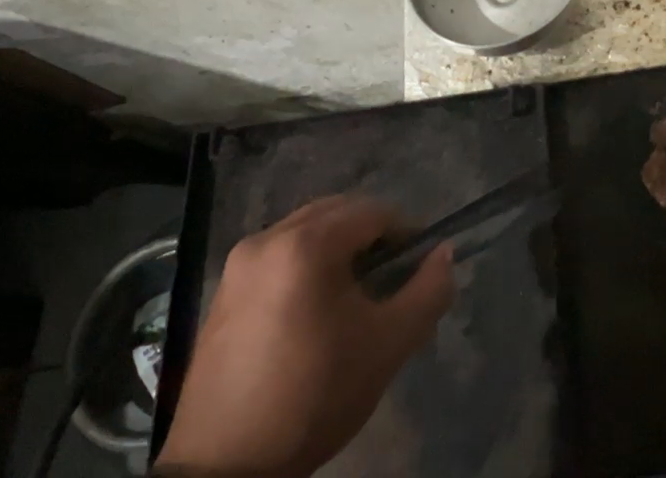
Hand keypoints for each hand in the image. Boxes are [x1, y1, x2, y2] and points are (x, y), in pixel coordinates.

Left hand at [157, 196, 454, 477]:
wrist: (228, 464)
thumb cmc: (316, 394)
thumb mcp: (390, 343)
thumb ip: (429, 289)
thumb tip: (443, 254)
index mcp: (305, 244)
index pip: (373, 212)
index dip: (407, 233)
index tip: (421, 268)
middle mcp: (266, 239)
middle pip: (336, 215)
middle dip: (372, 238)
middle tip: (393, 281)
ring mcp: (237, 266)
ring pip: (304, 234)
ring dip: (339, 251)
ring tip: (356, 299)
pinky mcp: (222, 294)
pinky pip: (278, 258)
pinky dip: (306, 267)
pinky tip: (317, 314)